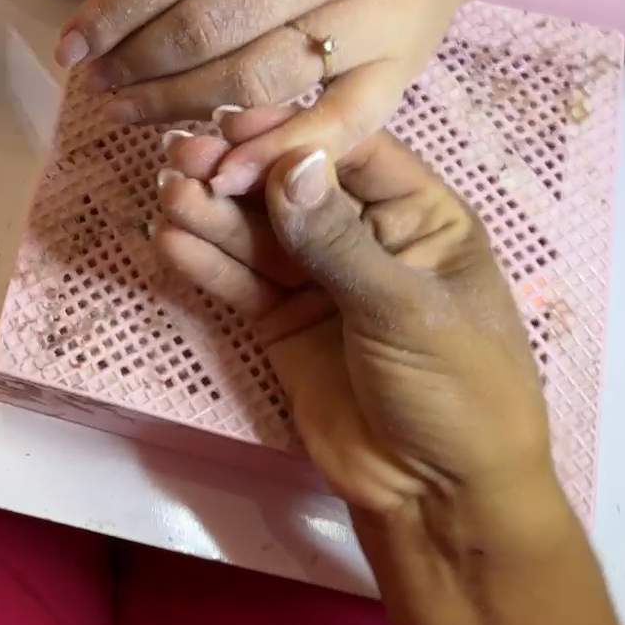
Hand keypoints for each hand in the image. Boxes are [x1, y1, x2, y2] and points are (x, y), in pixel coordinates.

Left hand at [63, 0, 500, 195]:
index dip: (113, 13)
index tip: (71, 48)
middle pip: (210, 26)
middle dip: (136, 63)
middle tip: (99, 83)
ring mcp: (383, 10)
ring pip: (255, 80)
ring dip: (176, 107)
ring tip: (128, 111)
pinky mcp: (406, 67)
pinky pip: (334, 125)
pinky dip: (271, 156)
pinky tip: (217, 174)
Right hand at [153, 114, 553, 518]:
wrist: (433, 493)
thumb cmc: (457, 390)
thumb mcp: (404, 310)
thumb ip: (338, 241)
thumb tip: (288, 164)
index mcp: (418, 218)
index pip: (350, 157)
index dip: (291, 141)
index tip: (233, 131)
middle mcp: (362, 239)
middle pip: (290, 194)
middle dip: (237, 176)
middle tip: (181, 157)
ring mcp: (317, 281)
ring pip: (257, 238)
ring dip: (211, 217)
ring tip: (167, 195)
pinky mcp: (281, 320)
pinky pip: (240, 284)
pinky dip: (206, 265)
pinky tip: (170, 243)